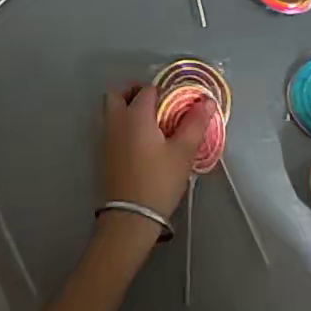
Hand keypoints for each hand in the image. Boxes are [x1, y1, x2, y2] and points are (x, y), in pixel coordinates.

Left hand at [100, 82, 210, 220]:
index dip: (165, 92)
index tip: (178, 105)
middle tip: (156, 104)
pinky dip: (122, 125)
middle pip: (118, 94)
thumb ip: (195, 123)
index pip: (148, 90)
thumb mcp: (183, 151)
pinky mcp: (103, 155)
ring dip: (126, 108)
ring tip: (150, 124)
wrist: (129, 220)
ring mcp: (105, 139)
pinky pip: (110, 128)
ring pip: (111, 111)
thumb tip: (207, 101)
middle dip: (135, 92)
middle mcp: (116, 122)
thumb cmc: (158, 181)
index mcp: (135, 115)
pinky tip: (141, 143)